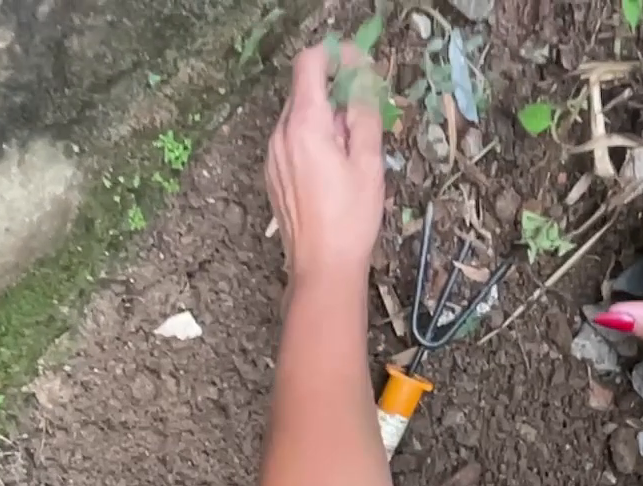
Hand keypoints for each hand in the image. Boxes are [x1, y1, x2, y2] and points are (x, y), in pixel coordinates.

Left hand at [266, 44, 384, 288]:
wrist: (323, 269)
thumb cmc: (350, 222)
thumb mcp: (369, 165)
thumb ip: (364, 116)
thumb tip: (362, 84)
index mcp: (305, 126)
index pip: (310, 64)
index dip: (336, 58)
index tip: (359, 70)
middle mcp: (281, 136)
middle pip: (306, 93)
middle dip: (336, 96)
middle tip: (365, 121)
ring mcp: (274, 158)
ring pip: (300, 120)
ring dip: (327, 124)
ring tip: (352, 157)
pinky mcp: (274, 177)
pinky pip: (294, 145)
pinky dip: (314, 145)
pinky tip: (333, 175)